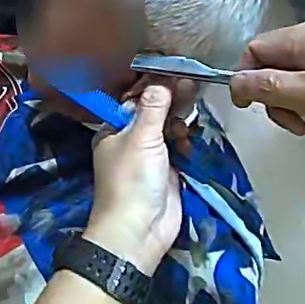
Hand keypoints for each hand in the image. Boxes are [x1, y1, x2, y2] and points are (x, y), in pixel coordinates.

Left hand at [86, 85, 181, 275]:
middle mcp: (130, 141)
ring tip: (190, 116)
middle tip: (191, 86)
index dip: (153, 87)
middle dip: (171, 102)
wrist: (139, 230)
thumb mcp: (141, 138)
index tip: (174, 73)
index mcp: (113, 131)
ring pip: (168, 130)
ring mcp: (150, 157)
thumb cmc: (132, 179)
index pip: (134, 101)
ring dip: (179, 123)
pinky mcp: (168, 172)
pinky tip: (189, 142)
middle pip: (154, 114)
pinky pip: (179, 149)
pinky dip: (185, 143)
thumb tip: (160, 81)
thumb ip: (153, 108)